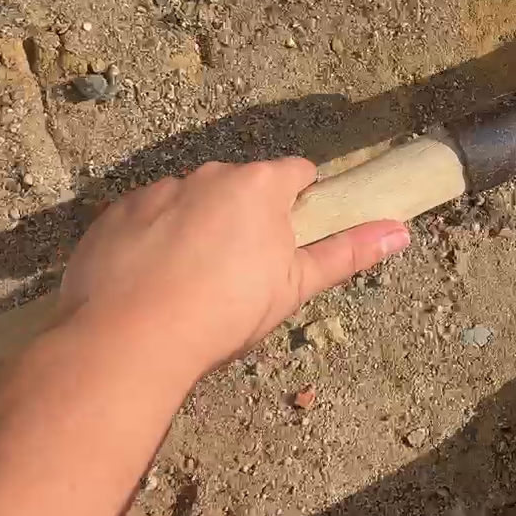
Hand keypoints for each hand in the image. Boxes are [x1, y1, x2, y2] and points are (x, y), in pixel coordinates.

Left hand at [56, 158, 408, 378]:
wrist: (126, 342)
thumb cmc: (226, 310)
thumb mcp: (296, 285)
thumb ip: (349, 252)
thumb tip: (401, 231)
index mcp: (260, 183)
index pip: (296, 172)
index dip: (300, 201)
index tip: (289, 237)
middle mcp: (211, 173)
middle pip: (242, 185)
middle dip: (246, 214)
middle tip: (239, 268)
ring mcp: (158, 189)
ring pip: (192, 198)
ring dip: (198, 224)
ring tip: (188, 279)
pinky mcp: (115, 212)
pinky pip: (145, 215)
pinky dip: (152, 237)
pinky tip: (147, 279)